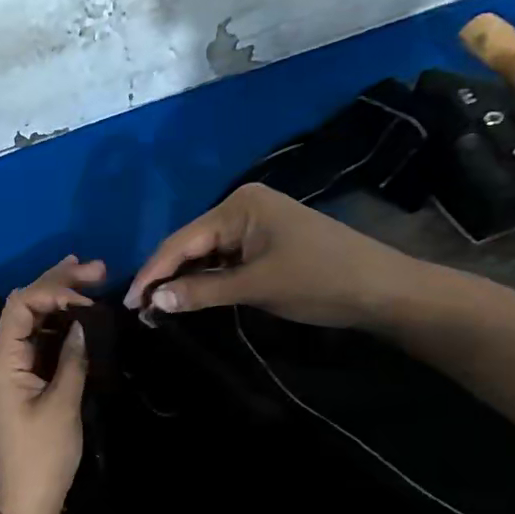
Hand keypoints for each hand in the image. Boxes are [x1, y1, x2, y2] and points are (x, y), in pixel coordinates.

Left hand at [0, 255, 103, 513]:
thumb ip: (73, 358)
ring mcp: (11, 366)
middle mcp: (0, 356)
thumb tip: (84, 322)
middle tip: (95, 267)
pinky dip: (59, 322)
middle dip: (56, 284)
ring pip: (32, 320)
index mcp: (2, 360)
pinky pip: (38, 339)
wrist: (29, 497)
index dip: (52, 291)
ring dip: (58, 299)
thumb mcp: (63, 405)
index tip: (88, 294)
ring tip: (91, 278)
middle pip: (24, 307)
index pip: (20, 306)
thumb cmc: (44, 454)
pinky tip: (80, 311)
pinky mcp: (23, 377)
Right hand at [124, 183, 429, 328]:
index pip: (182, 241)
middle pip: (190, 243)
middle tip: (139, 308)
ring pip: (204, 252)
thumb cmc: (321, 281)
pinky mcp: (263, 239)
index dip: (153, 272)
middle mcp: (240, 205)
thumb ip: (202, 292)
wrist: (386, 290)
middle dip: (165, 276)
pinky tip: (187, 296)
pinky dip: (206, 278)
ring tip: (156, 306)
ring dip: (183, 279)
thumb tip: (153, 300)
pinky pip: (223, 257)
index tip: (128, 301)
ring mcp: (253, 222)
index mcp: (238, 205)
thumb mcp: (257, 288)